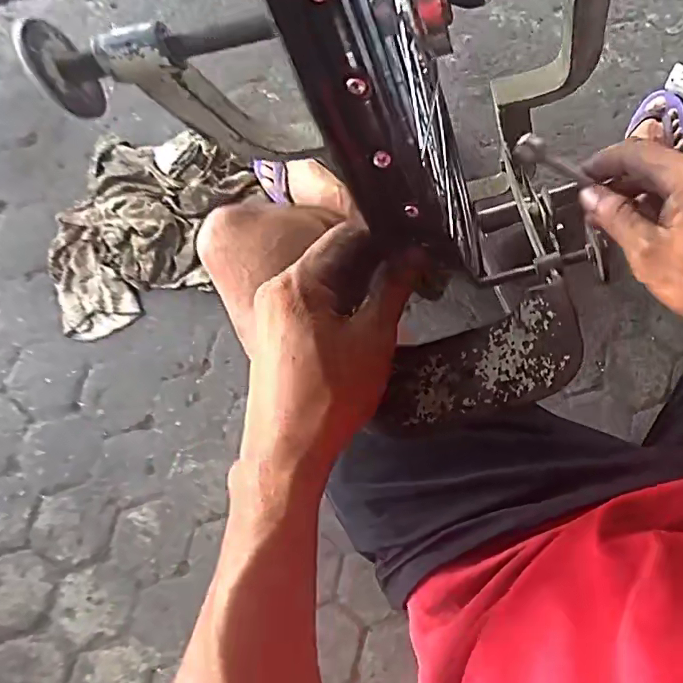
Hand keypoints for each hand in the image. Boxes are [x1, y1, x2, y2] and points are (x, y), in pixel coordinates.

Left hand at [237, 223, 415, 485]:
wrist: (291, 445)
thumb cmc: (327, 398)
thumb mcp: (375, 337)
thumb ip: (393, 289)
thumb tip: (411, 257)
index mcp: (296, 284)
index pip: (343, 236)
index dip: (383, 238)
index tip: (411, 247)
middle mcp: (275, 290)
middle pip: (330, 255)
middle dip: (372, 260)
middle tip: (409, 273)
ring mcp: (271, 311)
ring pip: (322, 279)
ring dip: (358, 283)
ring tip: (392, 298)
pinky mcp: (276, 331)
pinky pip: (312, 300)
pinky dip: (341, 302)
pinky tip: (364, 319)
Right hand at [579, 142, 682, 348]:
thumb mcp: (647, 252)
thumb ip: (616, 217)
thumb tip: (592, 196)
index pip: (635, 151)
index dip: (603, 163)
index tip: (582, 177)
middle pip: (654, 162)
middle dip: (620, 180)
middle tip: (594, 203)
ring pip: (670, 179)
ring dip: (640, 194)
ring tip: (614, 219)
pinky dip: (662, 204)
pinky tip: (645, 227)